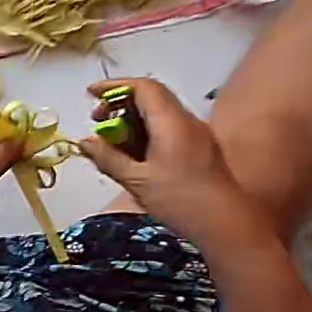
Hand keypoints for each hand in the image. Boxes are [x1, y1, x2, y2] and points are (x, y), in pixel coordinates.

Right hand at [76, 78, 263, 244]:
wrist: (227, 225)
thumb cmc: (180, 201)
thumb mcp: (136, 181)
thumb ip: (108, 158)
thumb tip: (84, 142)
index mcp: (172, 123)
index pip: (143, 88)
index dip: (114, 86)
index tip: (90, 95)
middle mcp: (187, 121)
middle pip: (151, 97)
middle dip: (120, 104)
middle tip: (98, 122)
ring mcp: (197, 134)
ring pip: (160, 113)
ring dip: (132, 120)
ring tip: (111, 142)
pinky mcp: (200, 149)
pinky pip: (168, 128)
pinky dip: (146, 132)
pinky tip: (133, 154)